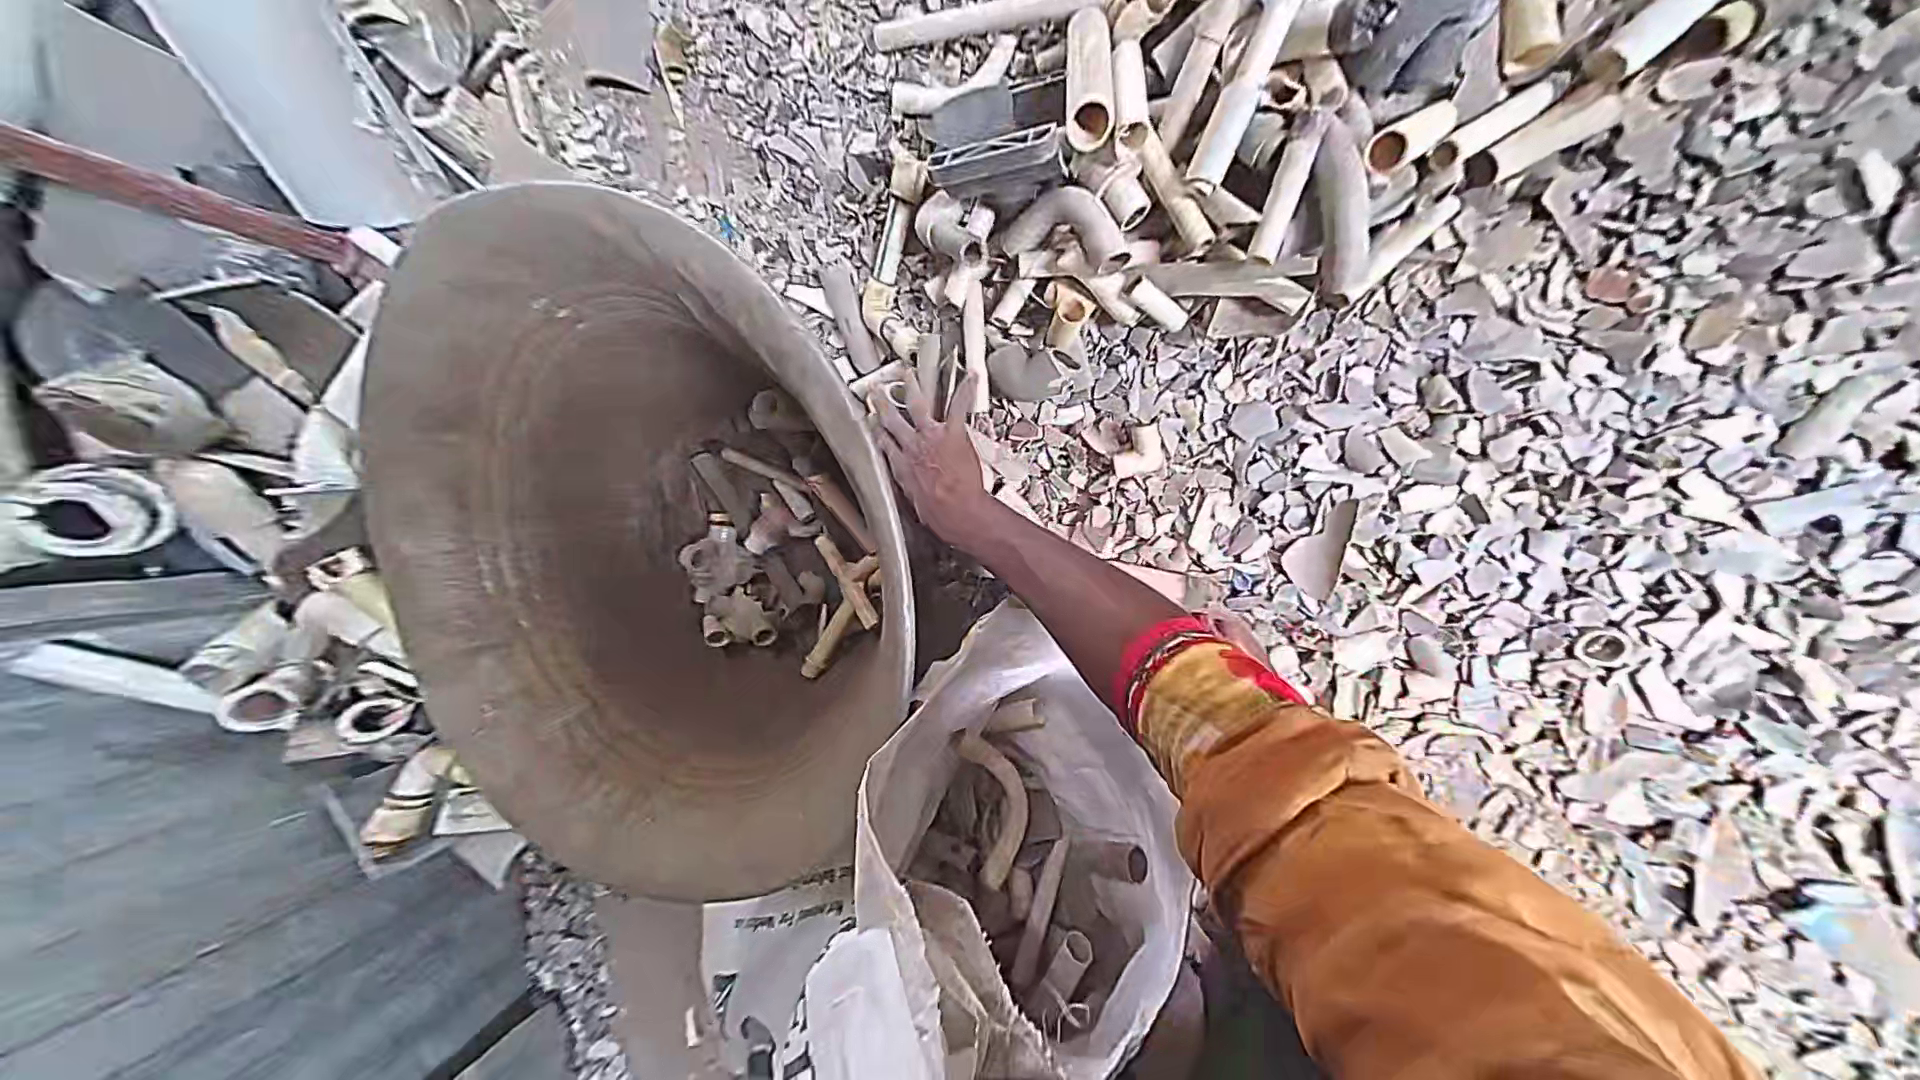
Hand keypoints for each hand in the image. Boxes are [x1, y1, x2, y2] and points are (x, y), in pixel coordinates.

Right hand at [867, 373, 991, 545]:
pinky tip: (970, 377)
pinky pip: (958, 406)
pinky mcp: (952, 432)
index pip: (885, 443)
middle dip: (883, 404)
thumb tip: (916, 490)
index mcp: (901, 465)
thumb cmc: (938, 513)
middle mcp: (912, 447)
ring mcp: (931, 436)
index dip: (878, 432)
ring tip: (908, 375)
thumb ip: (912, 487)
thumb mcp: (915, 502)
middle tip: (876, 392)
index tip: (875, 425)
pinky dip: (966, 390)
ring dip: (912, 387)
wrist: (955, 510)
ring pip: (916, 405)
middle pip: (892, 420)